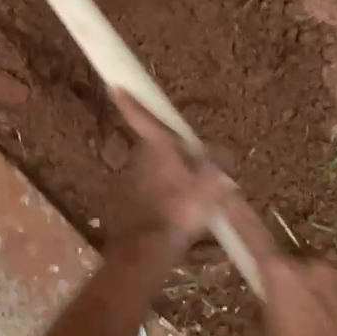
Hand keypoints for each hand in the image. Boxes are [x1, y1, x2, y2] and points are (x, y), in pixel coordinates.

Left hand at [109, 90, 235, 251]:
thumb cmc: (180, 213)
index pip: (142, 119)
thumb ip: (216, 168)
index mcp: (157, 149)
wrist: (145, 250)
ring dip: (168, 178)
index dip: (130, 102)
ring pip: (153, 171)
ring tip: (190, 199)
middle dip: (173, 154)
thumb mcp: (211, 188)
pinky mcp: (124, 201)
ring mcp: (128, 180)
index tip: (114, 86)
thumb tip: (222, 157)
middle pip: (157, 147)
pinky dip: (159, 197)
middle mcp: (138, 159)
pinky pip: (147, 191)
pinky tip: (174, 214)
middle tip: (196, 170)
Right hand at [218, 194, 336, 335]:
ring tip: (307, 323)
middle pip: (287, 256)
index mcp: (279, 273)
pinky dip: (329, 298)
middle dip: (280, 271)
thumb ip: (264, 303)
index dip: (235, 214)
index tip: (223, 197)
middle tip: (276, 302)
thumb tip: (264, 294)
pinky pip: (336, 286)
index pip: (250, 233)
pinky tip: (330, 328)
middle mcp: (310, 264)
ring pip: (313, 272)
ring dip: (306, 286)